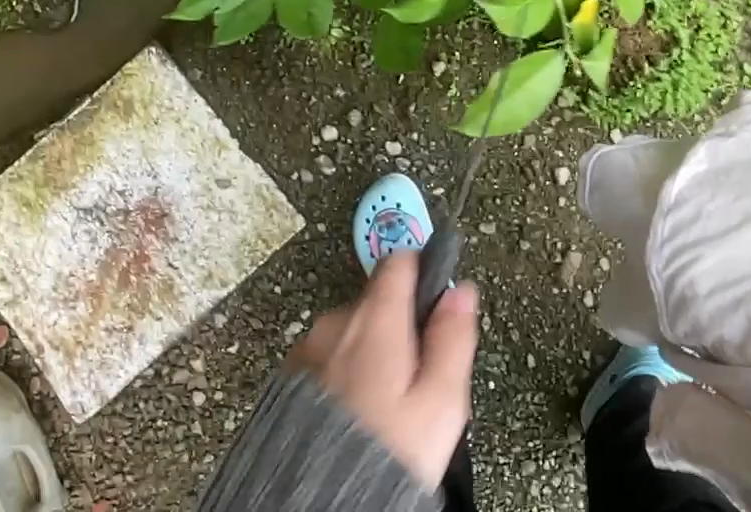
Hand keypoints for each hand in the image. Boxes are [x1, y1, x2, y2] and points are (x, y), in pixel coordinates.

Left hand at [285, 251, 478, 488]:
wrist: (317, 503)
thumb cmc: (386, 452)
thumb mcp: (441, 400)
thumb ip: (453, 337)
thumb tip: (461, 293)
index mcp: (376, 320)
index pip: (400, 262)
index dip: (423, 272)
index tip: (436, 297)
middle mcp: (336, 324)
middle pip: (376, 300)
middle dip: (399, 326)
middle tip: (417, 374)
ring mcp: (308, 349)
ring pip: (350, 332)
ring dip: (368, 352)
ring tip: (385, 404)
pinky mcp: (289, 378)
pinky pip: (326, 360)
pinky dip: (342, 375)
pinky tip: (355, 412)